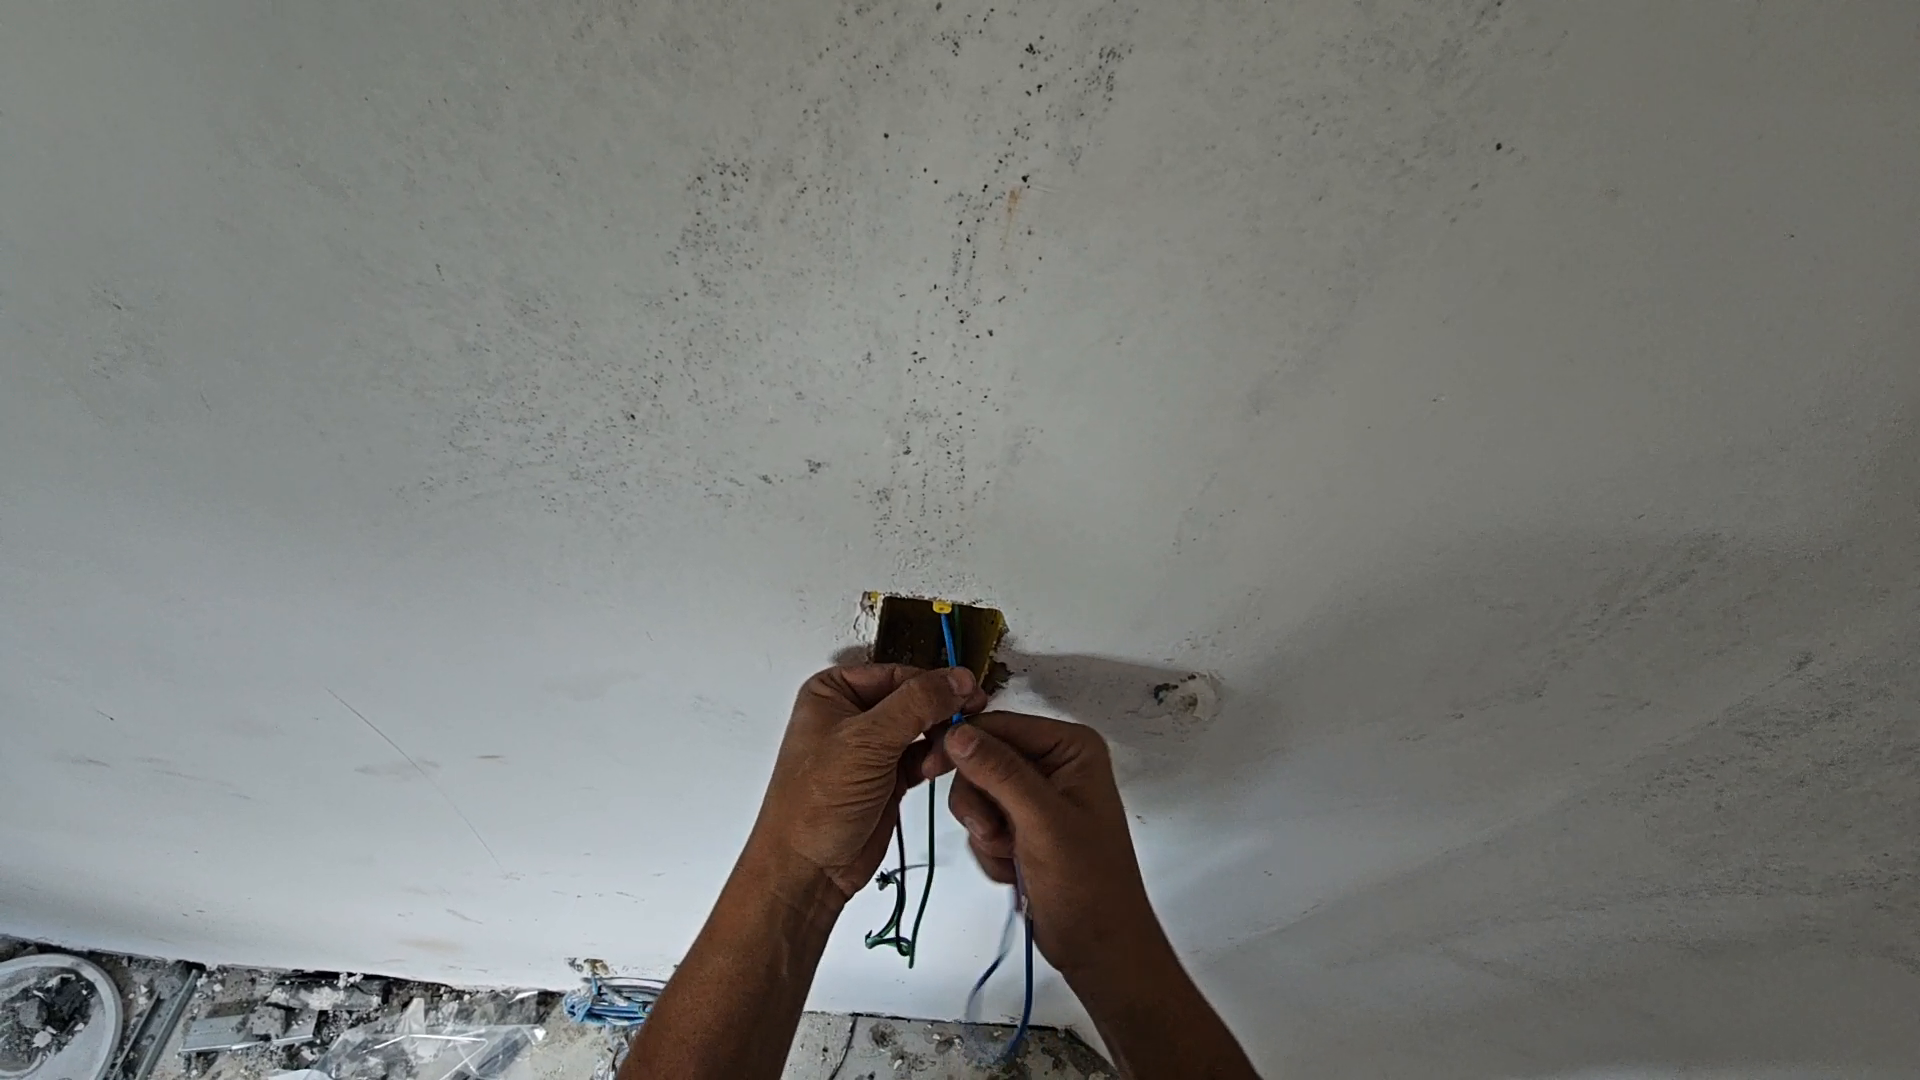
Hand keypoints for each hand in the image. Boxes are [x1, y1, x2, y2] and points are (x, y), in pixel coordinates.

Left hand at [747, 664, 987, 900]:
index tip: (967, 692)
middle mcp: (851, 714)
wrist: (808, 872)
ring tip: (942, 756)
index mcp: (833, 691)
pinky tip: (934, 769)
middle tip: (965, 723)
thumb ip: (916, 705)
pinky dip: (934, 760)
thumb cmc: (812, 807)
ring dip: (939, 740)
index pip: (897, 672)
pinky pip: (923, 754)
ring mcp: (870, 746)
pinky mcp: (887, 774)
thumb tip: (955, 679)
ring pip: (923, 727)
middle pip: (914, 698)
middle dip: (938, 714)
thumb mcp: (866, 742)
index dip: (933, 682)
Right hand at [922, 712, 1162, 978]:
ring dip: (984, 828)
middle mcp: (1054, 761)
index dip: (963, 744)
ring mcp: (1037, 794)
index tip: (929, 768)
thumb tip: (956, 732)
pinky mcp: (1023, 823)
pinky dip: (989, 846)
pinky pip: (982, 819)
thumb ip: (999, 772)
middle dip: (981, 802)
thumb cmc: (1084, 882)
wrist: (1098, 949)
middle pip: (983, 757)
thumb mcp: (1041, 821)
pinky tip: (1013, 867)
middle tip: (992, 834)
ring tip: (1008, 854)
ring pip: (977, 790)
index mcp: (1070, 746)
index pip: (1000, 725)